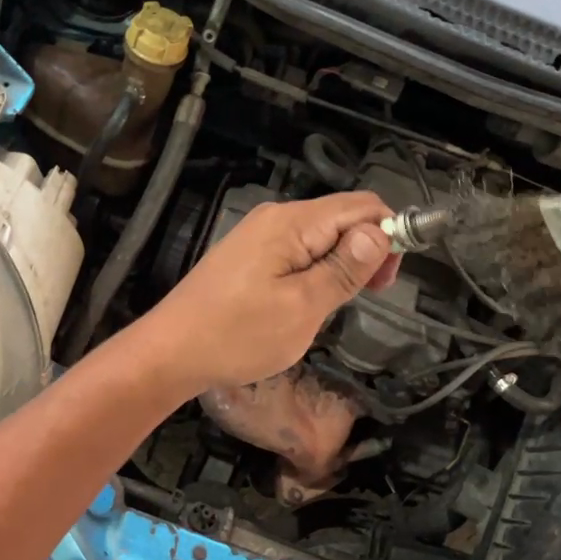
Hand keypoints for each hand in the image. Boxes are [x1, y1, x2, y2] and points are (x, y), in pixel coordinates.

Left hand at [132, 192, 399, 397]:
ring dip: (340, 266)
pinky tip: (308, 303)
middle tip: (366, 299)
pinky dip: (314, 272)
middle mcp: (276, 218)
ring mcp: (258, 236)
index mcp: (292, 223)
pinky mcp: (248, 256)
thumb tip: (381, 231)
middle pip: (341, 219)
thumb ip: (344, 269)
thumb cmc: (237, 335)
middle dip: (365, 252)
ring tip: (333, 307)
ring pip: (320, 238)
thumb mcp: (302, 308)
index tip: (390, 281)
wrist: (170, 352)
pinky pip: (297, 252)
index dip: (389, 234)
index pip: (360, 206)